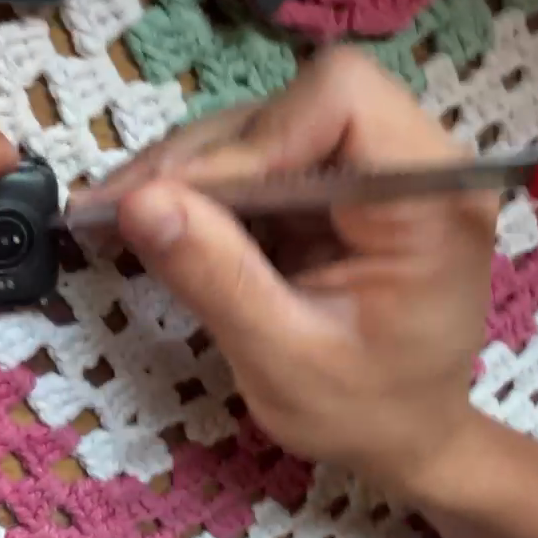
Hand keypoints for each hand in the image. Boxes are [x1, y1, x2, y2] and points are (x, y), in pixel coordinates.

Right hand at [82, 49, 495, 497]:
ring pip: (257, 132)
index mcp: (427, 198)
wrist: (399, 435)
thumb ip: (216, 278)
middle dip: (195, 161)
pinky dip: (194, 194)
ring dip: (182, 175)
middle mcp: (405, 163)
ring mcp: (364, 172)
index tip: (178, 204)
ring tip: (116, 220)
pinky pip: (251, 167)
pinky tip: (152, 225)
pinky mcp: (327, 191)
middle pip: (286, 110)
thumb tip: (136, 202)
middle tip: (110, 212)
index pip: (338, 102)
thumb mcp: (282, 361)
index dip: (249, 144)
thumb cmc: (362, 412)